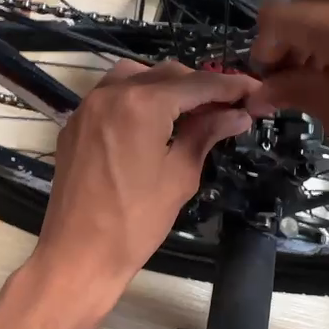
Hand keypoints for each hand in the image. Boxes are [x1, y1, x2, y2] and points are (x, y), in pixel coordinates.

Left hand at [28, 59, 257, 308]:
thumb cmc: (136, 221)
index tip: (253, 90)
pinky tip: (154, 123)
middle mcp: (111, 93)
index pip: (196, 84)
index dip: (229, 86)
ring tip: (191, 113)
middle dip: (199, 87)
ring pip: (135, 77)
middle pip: (165, 74)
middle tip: (227, 108)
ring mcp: (87, 107)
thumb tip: (236, 115)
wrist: (79, 254)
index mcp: (141, 104)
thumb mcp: (180, 176)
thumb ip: (206, 135)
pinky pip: (111, 96)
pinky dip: (137, 99)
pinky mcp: (74, 124)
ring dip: (166, 87)